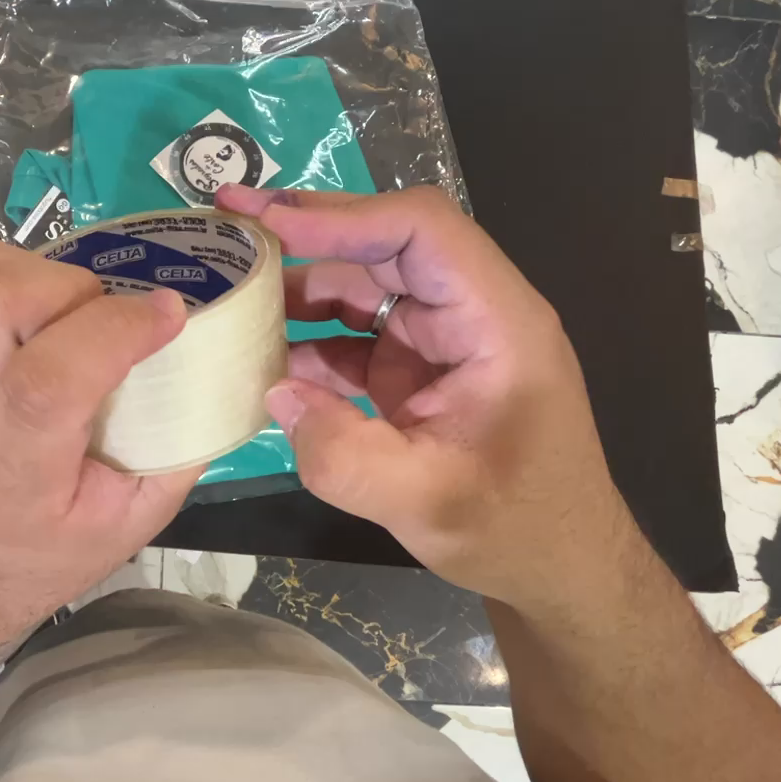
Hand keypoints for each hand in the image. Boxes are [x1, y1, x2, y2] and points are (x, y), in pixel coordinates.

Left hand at [0, 237, 200, 630]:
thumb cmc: (65, 548)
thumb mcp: (141, 518)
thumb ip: (179, 441)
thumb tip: (210, 353)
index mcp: (16, 478)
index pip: (46, 382)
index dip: (114, 330)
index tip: (168, 315)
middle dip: (67, 286)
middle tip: (108, 310)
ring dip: (27, 268)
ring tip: (70, 301)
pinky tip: (33, 295)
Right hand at [215, 184, 645, 609]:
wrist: (552, 565)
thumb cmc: (515, 529)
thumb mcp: (426, 501)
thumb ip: (343, 454)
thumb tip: (273, 391)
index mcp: (494, 322)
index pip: (422, 231)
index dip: (342, 216)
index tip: (266, 222)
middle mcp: (466, 315)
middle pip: (383, 245)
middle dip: (307, 233)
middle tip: (229, 225)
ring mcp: (436, 342)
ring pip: (361, 287)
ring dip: (297, 290)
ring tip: (231, 293)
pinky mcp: (411, 372)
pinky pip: (350, 338)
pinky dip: (304, 343)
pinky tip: (260, 359)